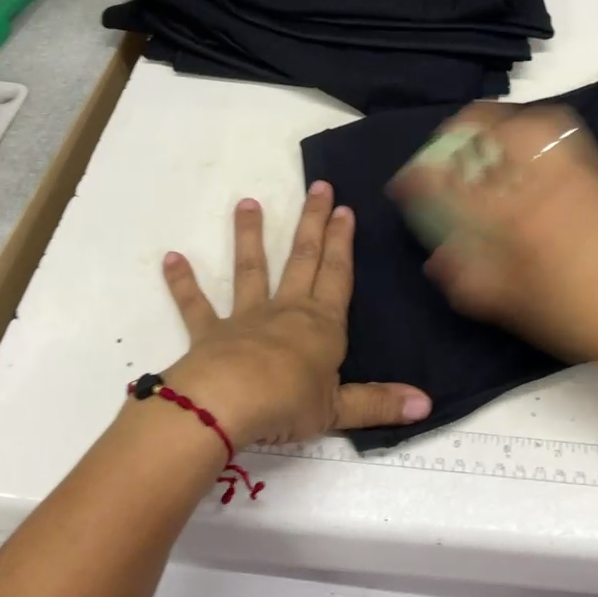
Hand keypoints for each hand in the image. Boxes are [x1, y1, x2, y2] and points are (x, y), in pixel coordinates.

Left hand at [156, 180, 431, 446]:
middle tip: (318, 187)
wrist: (228, 404)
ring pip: (250, 270)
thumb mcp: (339, 409)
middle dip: (313, 223)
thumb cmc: (289, 403)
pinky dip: (183, 282)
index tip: (344, 209)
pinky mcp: (209, 334)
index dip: (342, 242)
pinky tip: (171, 258)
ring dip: (250, 236)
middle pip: (303, 259)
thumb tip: (426, 405)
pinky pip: (195, 305)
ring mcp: (245, 319)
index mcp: (322, 325)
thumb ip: (379, 403)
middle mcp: (287, 311)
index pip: (337, 275)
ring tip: (246, 203)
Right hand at [390, 104, 597, 362]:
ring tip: (485, 147)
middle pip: (491, 129)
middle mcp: (543, 179)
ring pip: (527, 122)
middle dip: (458, 134)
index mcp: (515, 217)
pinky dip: (532, 132)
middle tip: (447, 154)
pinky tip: (528, 159)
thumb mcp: (519, 307)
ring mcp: (577, 168)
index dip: (420, 176)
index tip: (407, 181)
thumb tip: (440, 259)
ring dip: (497, 126)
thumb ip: (473, 278)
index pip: (452, 181)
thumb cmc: (589, 317)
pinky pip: (559, 133)